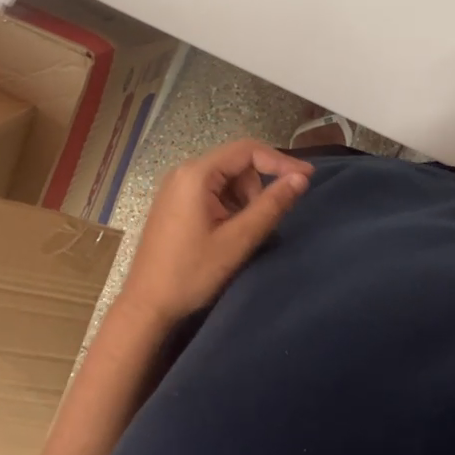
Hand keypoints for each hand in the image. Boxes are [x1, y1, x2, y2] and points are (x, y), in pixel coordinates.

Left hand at [119, 139, 312, 324]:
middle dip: (257, 187)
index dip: (281, 161)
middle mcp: (182, 173)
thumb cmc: (191, 273)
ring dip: (243, 200)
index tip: (307, 179)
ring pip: (224, 180)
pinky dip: (227, 208)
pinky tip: (225, 235)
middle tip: (260, 223)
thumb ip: (271, 206)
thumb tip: (300, 179)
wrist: (148, 304)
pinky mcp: (173, 206)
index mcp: (196, 175)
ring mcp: (174, 189)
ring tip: (240, 234)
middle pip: (235, 164)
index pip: (247, 150)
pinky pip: (210, 193)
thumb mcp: (237, 241)